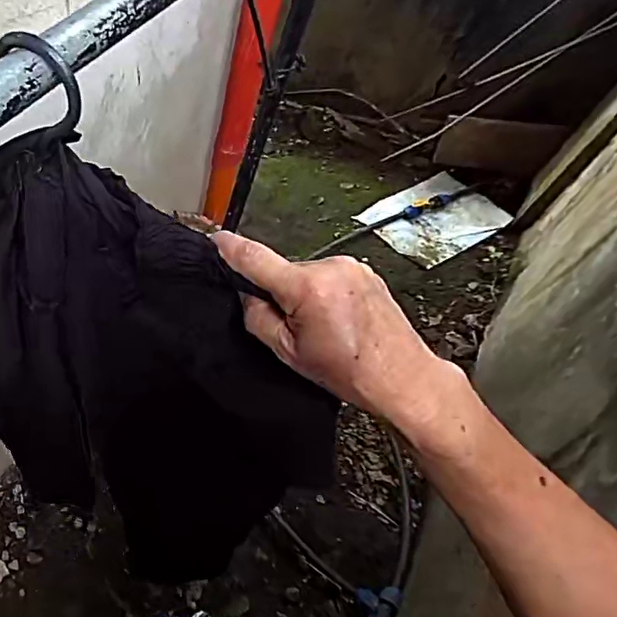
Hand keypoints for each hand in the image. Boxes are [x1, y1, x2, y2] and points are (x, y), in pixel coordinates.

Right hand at [210, 231, 464, 428]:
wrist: (400, 377)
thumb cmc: (351, 371)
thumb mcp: (287, 352)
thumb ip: (257, 317)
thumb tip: (248, 295)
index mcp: (308, 288)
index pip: (256, 258)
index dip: (230, 248)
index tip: (217, 240)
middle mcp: (332, 268)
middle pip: (282, 271)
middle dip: (279, 294)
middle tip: (295, 329)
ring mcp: (352, 267)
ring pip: (305, 275)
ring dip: (303, 296)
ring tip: (323, 329)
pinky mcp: (364, 272)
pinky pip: (327, 277)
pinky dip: (323, 295)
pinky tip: (338, 321)